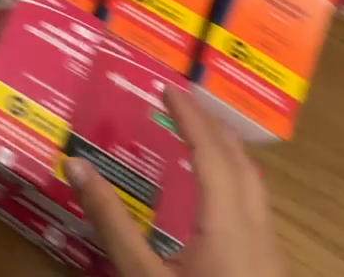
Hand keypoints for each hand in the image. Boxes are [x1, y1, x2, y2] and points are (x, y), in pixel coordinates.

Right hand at [65, 84, 282, 276]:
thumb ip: (110, 221)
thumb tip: (74, 163)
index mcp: (228, 231)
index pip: (211, 157)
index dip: (190, 118)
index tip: (166, 86)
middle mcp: (257, 238)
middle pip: (243, 168)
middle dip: (213, 128)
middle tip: (180, 99)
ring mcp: (269, 260)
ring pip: (256, 190)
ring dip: (227, 154)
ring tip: (196, 133)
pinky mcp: (268, 275)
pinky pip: (254, 210)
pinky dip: (232, 181)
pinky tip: (211, 192)